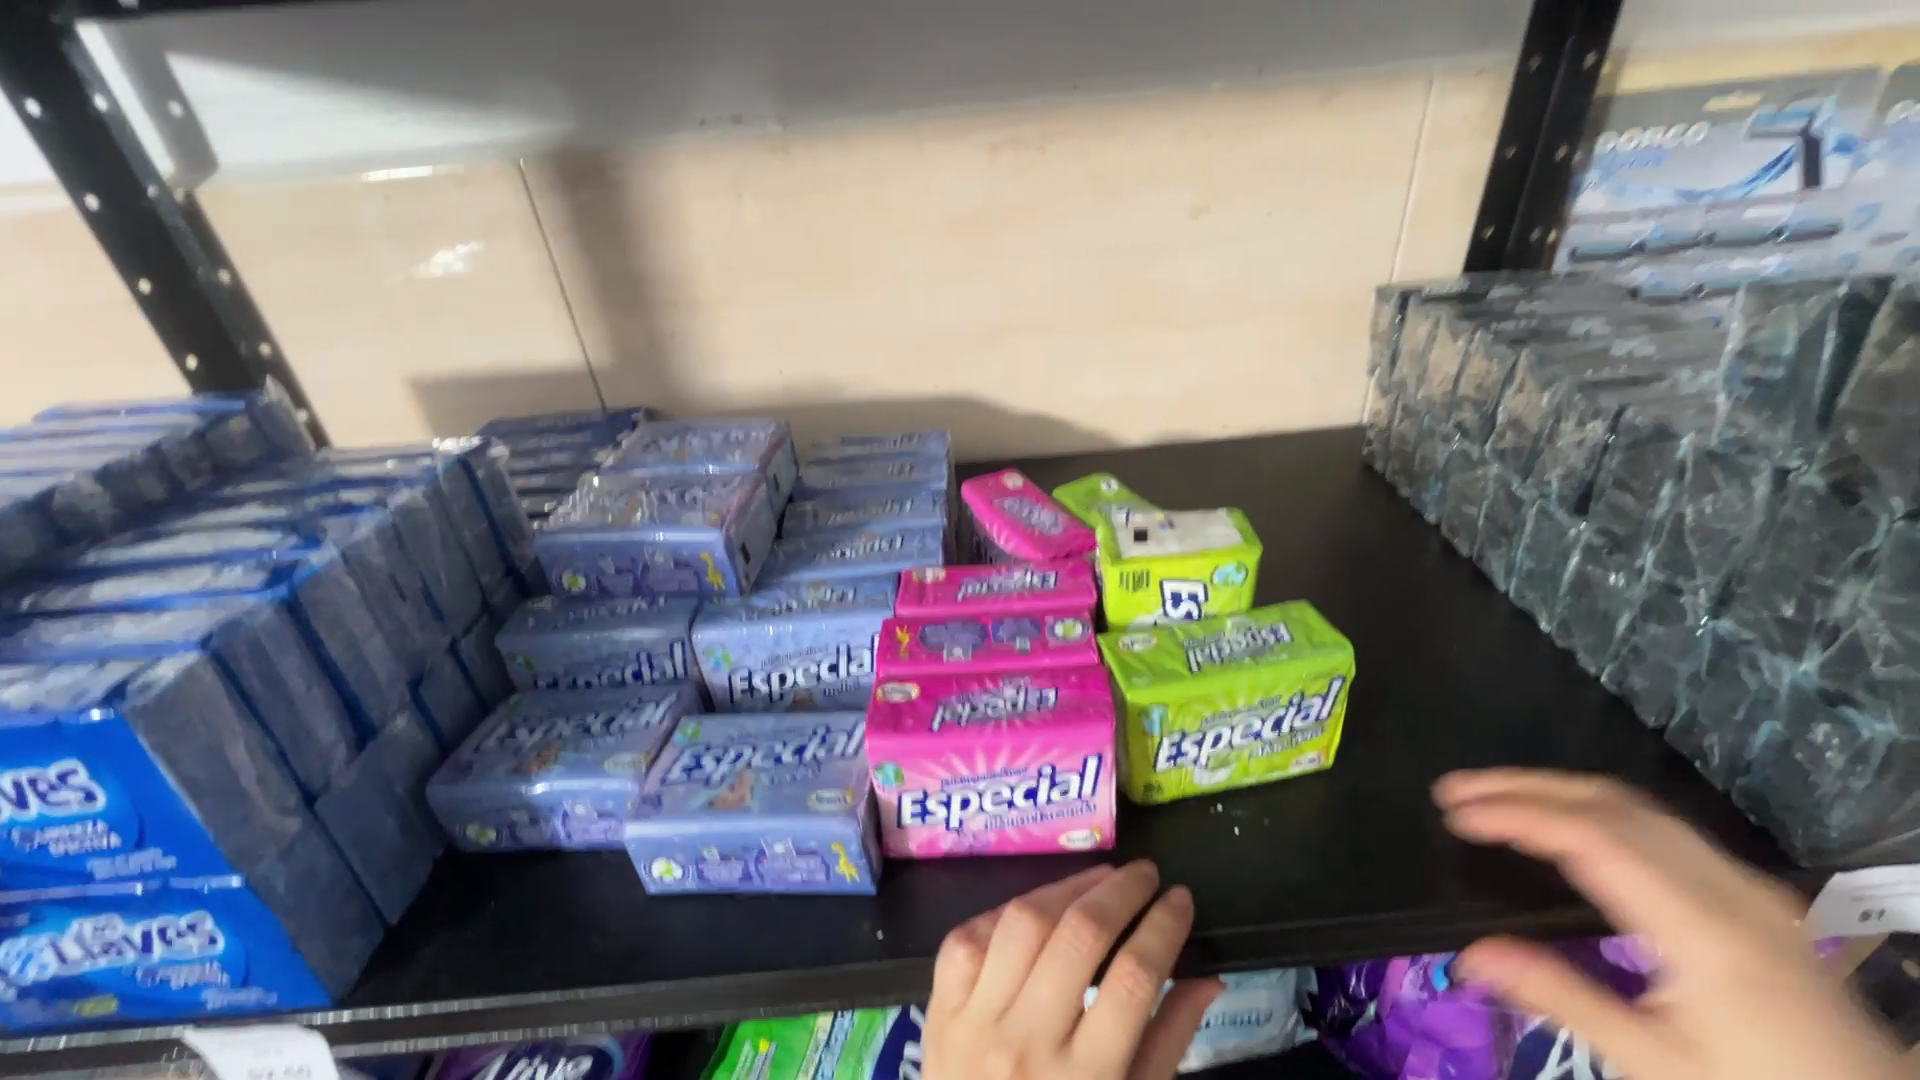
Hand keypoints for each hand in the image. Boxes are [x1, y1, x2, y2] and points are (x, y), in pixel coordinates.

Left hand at [923, 860, 1222, 1079]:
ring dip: (1067, 886)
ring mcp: (976, 1020)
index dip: (1164, 925)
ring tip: (1099, 877)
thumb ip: (1168, 1043)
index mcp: (1087, 1078)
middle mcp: (1029, 1042)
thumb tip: (1208, 977)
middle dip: (1121, 891)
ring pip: (1023, 921)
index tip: (1181, 898)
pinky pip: (970, 935)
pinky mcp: (940, 1007)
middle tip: (1146, 872)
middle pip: (1079, 936)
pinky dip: (1006, 911)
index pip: (1135, 976)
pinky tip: (1037, 905)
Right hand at [1436, 768, 1908, 1079]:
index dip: (1515, 812)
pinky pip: (1667, 829)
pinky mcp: (1760, 901)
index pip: (1590, 836)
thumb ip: (1562, 998)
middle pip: (1614, 803)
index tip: (1454, 811)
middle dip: (1527, 786)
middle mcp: (1730, 890)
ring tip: (1498, 796)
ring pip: (1643, 808)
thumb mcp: (1657, 1065)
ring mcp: (1751, 890)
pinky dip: (1600, 810)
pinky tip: (1573, 826)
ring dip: (1561, 791)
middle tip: (1457, 789)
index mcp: (1702, 927)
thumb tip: (1471, 954)